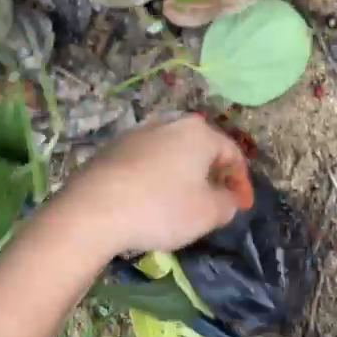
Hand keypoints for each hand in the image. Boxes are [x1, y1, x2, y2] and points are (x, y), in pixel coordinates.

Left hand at [47, 116, 252, 258]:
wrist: (95, 206)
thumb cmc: (160, 207)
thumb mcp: (207, 214)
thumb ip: (227, 203)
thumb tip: (228, 197)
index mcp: (198, 132)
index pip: (232, 152)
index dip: (241, 181)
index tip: (242, 207)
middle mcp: (171, 122)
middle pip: (202, 147)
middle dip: (214, 174)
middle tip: (217, 201)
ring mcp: (140, 131)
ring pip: (174, 151)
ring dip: (185, 173)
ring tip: (185, 201)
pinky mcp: (116, 146)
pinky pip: (149, 159)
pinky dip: (159, 175)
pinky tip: (153, 198)